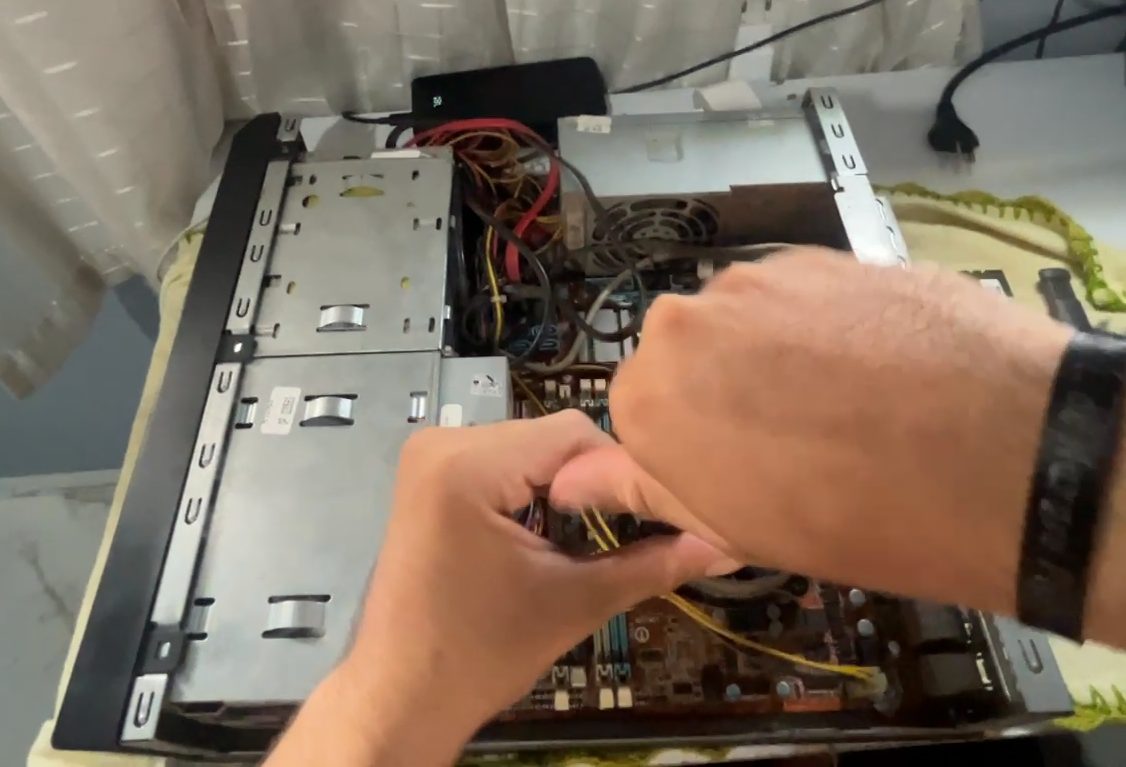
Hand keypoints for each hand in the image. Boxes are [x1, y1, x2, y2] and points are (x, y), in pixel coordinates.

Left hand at [267, 411, 729, 766]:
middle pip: (548, 437)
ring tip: (576, 537)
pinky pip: (499, 457)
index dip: (616, 470)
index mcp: (467, 462)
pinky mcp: (428, 471)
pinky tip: (539, 529)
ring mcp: (429, 452)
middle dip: (587, 482)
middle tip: (612, 534)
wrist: (401, 694)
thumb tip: (724, 542)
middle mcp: (442, 440)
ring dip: (559, 484)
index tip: (642, 517)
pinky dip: (527, 485)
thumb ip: (652, 564)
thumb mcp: (573, 603)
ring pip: (527, 445)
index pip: (573, 431)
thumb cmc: (480, 654)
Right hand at [550, 248, 1070, 615]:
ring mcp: (751, 281)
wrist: (1005, 455)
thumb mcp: (736, 526)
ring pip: (740, 320)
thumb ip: (644, 488)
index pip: (641, 413)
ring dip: (770, 352)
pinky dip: (818, 323)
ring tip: (843, 397)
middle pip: (687, 356)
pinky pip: (793, 293)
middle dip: (722, 391)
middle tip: (793, 436)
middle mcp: (682, 323)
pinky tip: (873, 361)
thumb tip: (571, 477)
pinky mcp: (814, 254)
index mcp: (648, 397)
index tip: (739, 468)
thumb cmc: (859, 516)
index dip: (692, 445)